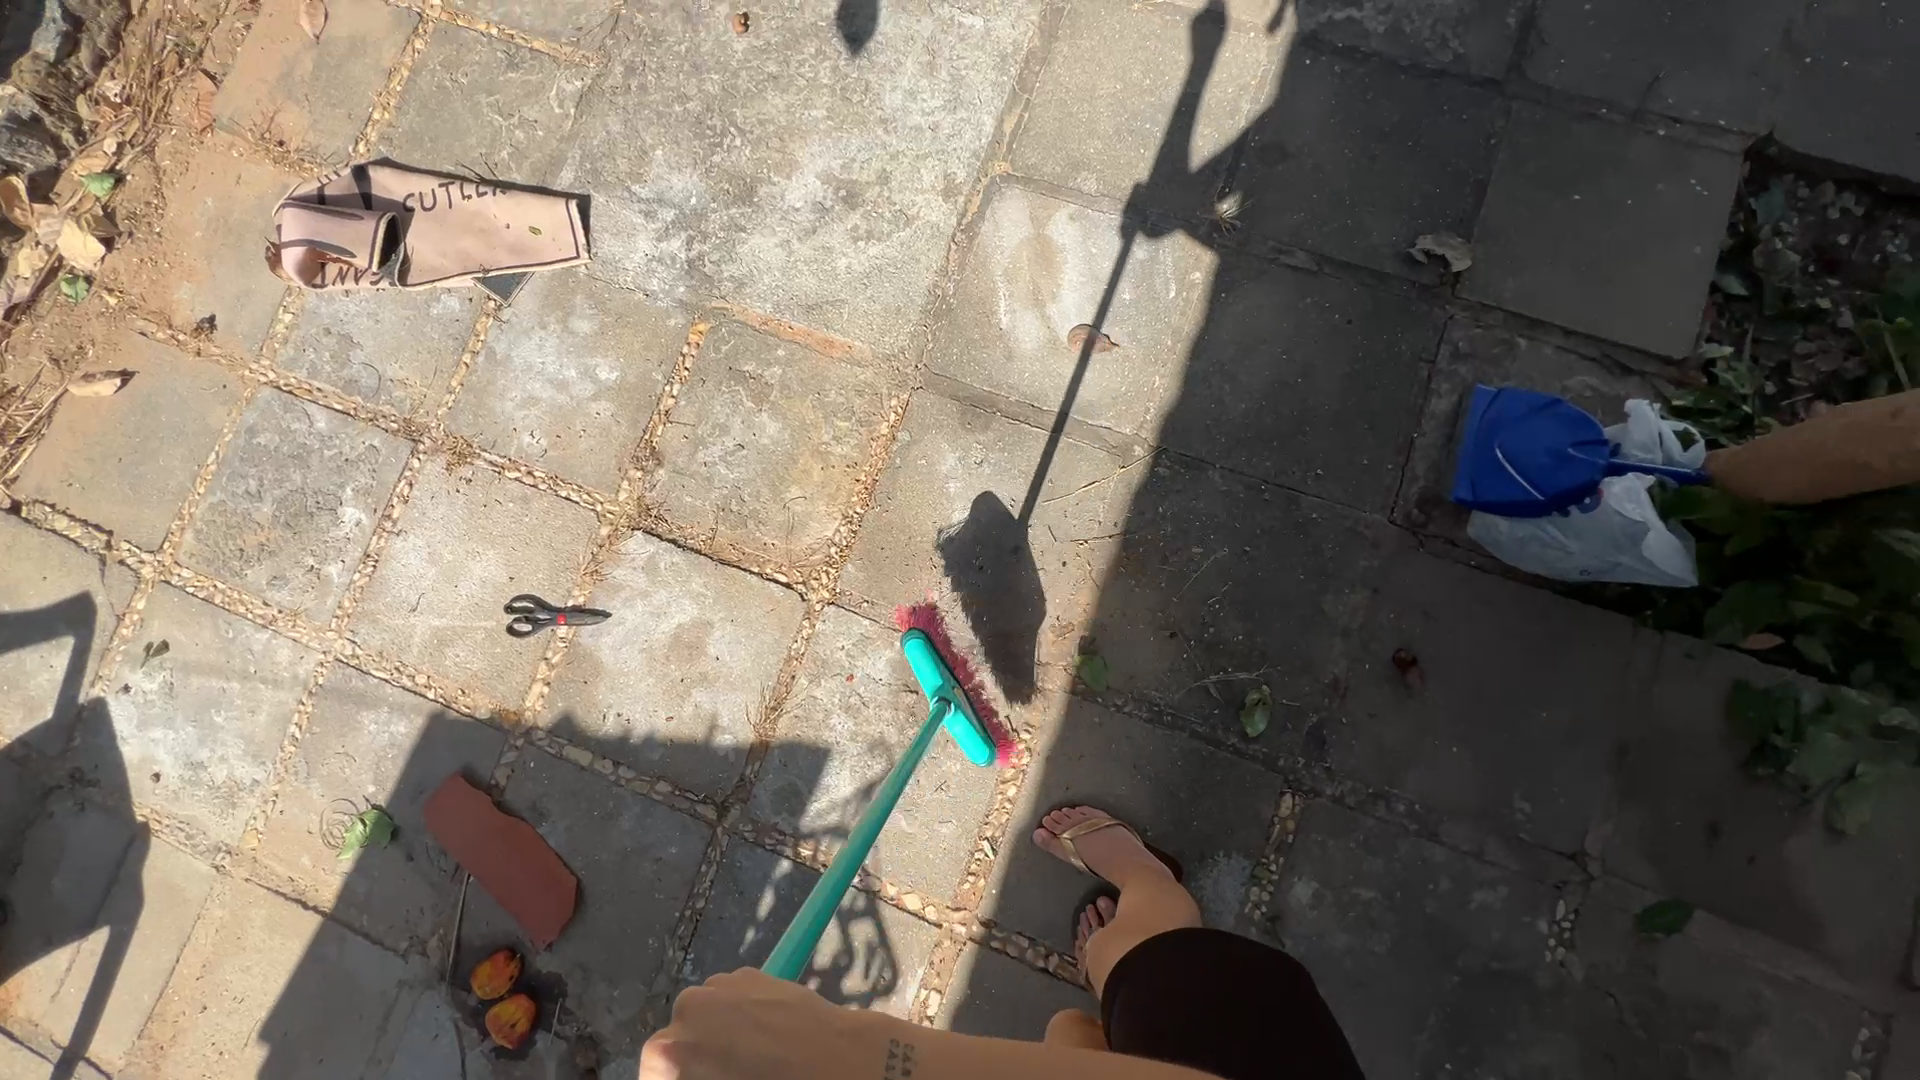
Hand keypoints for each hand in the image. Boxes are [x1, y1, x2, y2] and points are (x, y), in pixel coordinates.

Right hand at [639, 969, 891, 1079]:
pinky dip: (737, 1011)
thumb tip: (697, 1067)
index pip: (652, 1065)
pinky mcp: (750, 972)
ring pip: (704, 1012)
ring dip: (714, 1031)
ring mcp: (721, 984)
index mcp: (672, 1048)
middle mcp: (689, 1008)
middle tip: (719, 1071)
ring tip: (745, 1056)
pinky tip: (762, 1034)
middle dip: (691, 1056)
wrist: (832, 1056)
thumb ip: (695, 1072)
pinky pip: (730, 996)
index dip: (669, 1078)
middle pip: (676, 1037)